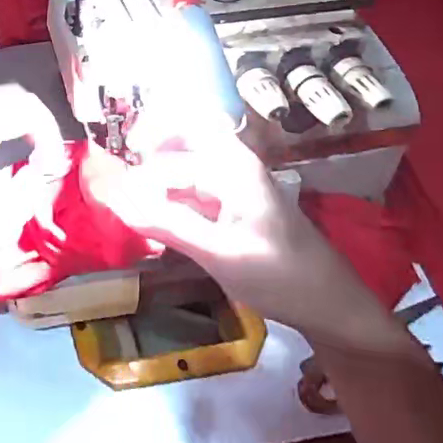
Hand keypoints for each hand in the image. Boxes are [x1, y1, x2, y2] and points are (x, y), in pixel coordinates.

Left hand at [0, 84, 69, 289]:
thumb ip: (31, 187)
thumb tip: (47, 168)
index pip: (28, 113)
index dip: (51, 139)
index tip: (55, 168)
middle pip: (11, 96)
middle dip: (38, 120)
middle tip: (50, 152)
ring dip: (18, 118)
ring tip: (33, 150)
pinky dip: (0, 121)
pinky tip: (4, 151)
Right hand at [81, 116, 414, 357]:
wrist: (331, 304)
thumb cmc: (279, 276)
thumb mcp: (218, 253)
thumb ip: (168, 224)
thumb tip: (119, 202)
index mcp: (233, 168)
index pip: (170, 161)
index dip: (138, 177)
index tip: (111, 198)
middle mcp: (234, 165)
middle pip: (183, 138)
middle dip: (149, 151)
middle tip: (121, 180)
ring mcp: (237, 183)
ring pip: (189, 163)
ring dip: (160, 175)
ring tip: (133, 201)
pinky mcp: (237, 204)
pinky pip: (198, 186)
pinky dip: (175, 195)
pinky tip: (160, 217)